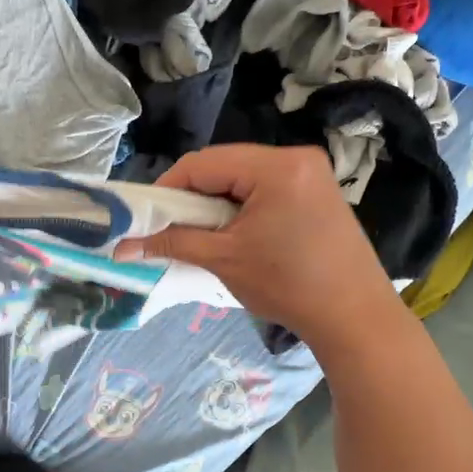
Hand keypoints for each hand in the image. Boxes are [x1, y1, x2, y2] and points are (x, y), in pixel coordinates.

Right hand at [114, 144, 410, 357]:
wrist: (351, 313)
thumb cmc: (286, 284)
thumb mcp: (222, 260)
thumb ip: (171, 243)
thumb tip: (121, 247)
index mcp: (275, 167)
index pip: (201, 163)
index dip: (165, 189)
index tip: (144, 221)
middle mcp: (294, 158)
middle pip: (221, 165)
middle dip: (188, 197)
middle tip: (168, 231)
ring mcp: (308, 173)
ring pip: (239, 178)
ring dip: (210, 204)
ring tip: (198, 238)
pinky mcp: (314, 191)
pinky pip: (260, 189)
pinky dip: (235, 208)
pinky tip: (228, 236)